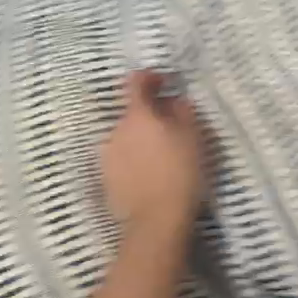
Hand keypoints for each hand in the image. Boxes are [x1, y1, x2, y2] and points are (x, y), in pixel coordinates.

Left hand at [101, 71, 205, 242]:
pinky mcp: (105, 178)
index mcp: (137, 115)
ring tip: (162, 156)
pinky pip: (121, 159)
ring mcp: (107, 155)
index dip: (150, 77)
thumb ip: (183, 112)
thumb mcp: (193, 137)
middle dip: (150, 115)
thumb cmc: (180, 173)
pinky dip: (134, 159)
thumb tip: (176, 100)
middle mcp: (116, 130)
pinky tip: (150, 174)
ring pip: (126, 137)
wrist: (156, 221)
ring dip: (141, 139)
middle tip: (172, 127)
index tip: (165, 83)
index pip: (135, 82)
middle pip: (132, 113)